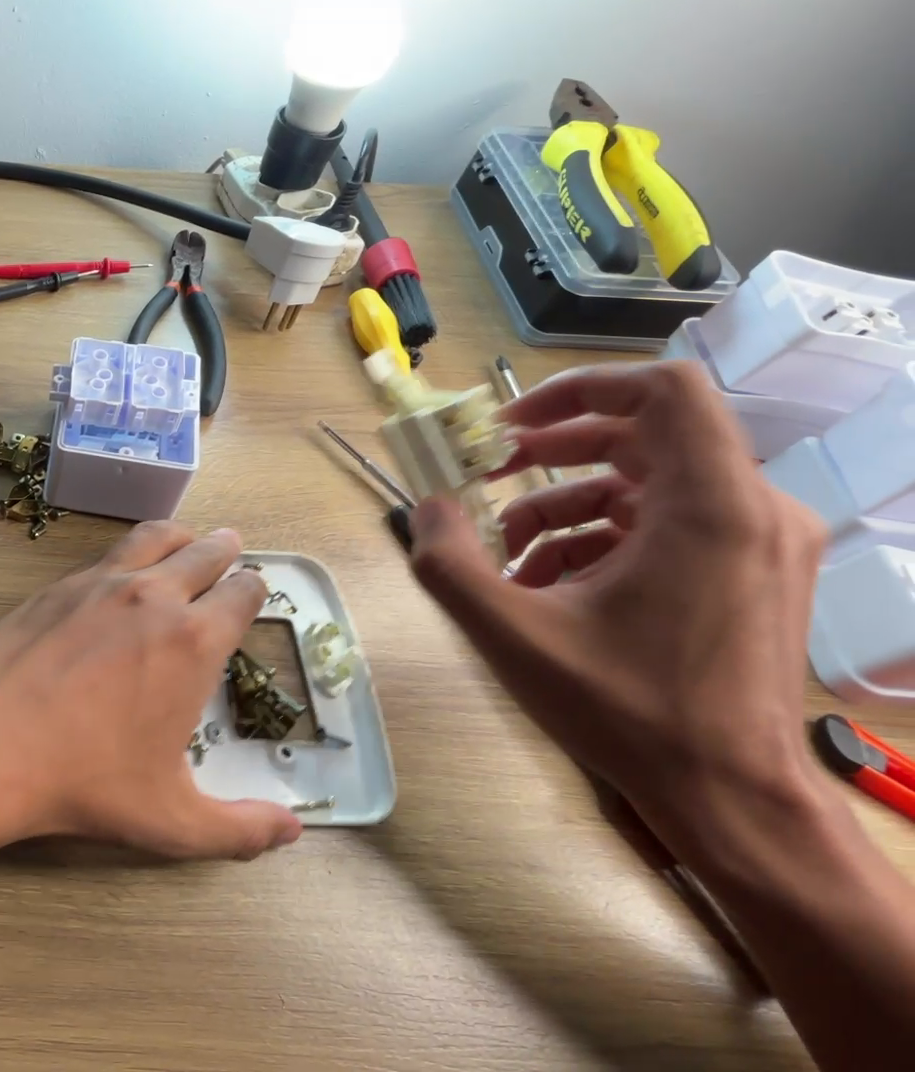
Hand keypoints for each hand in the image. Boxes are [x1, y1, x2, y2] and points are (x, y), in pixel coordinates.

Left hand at [0, 522, 302, 859]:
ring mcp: (99, 584)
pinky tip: (117, 571)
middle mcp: (153, 597)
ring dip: (178, 535)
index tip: (254, 588)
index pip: (242, 594)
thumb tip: (292, 831)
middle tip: (230, 547)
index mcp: (194, 641)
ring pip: (152, 538)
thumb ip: (240, 829)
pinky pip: (105, 555)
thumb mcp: (171, 820)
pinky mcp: (55, 586)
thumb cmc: (83, 781)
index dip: (253, 588)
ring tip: (185, 537)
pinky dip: (126, 553)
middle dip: (224, 550)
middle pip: (203, 553)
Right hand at [407, 361, 829, 829]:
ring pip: (646, 488)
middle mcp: (752, 508)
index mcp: (708, 506)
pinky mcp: (752, 574)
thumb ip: (449, 562)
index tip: (510, 422)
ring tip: (508, 564)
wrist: (729, 795)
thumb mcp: (510, 633)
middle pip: (644, 437)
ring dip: (565, 511)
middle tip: (489, 476)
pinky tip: (549, 592)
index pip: (663, 390)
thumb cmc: (625, 708)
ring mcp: (760, 543)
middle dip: (553, 453)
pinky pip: (665, 528)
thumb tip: (424, 506)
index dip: (578, 387)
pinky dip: (599, 543)